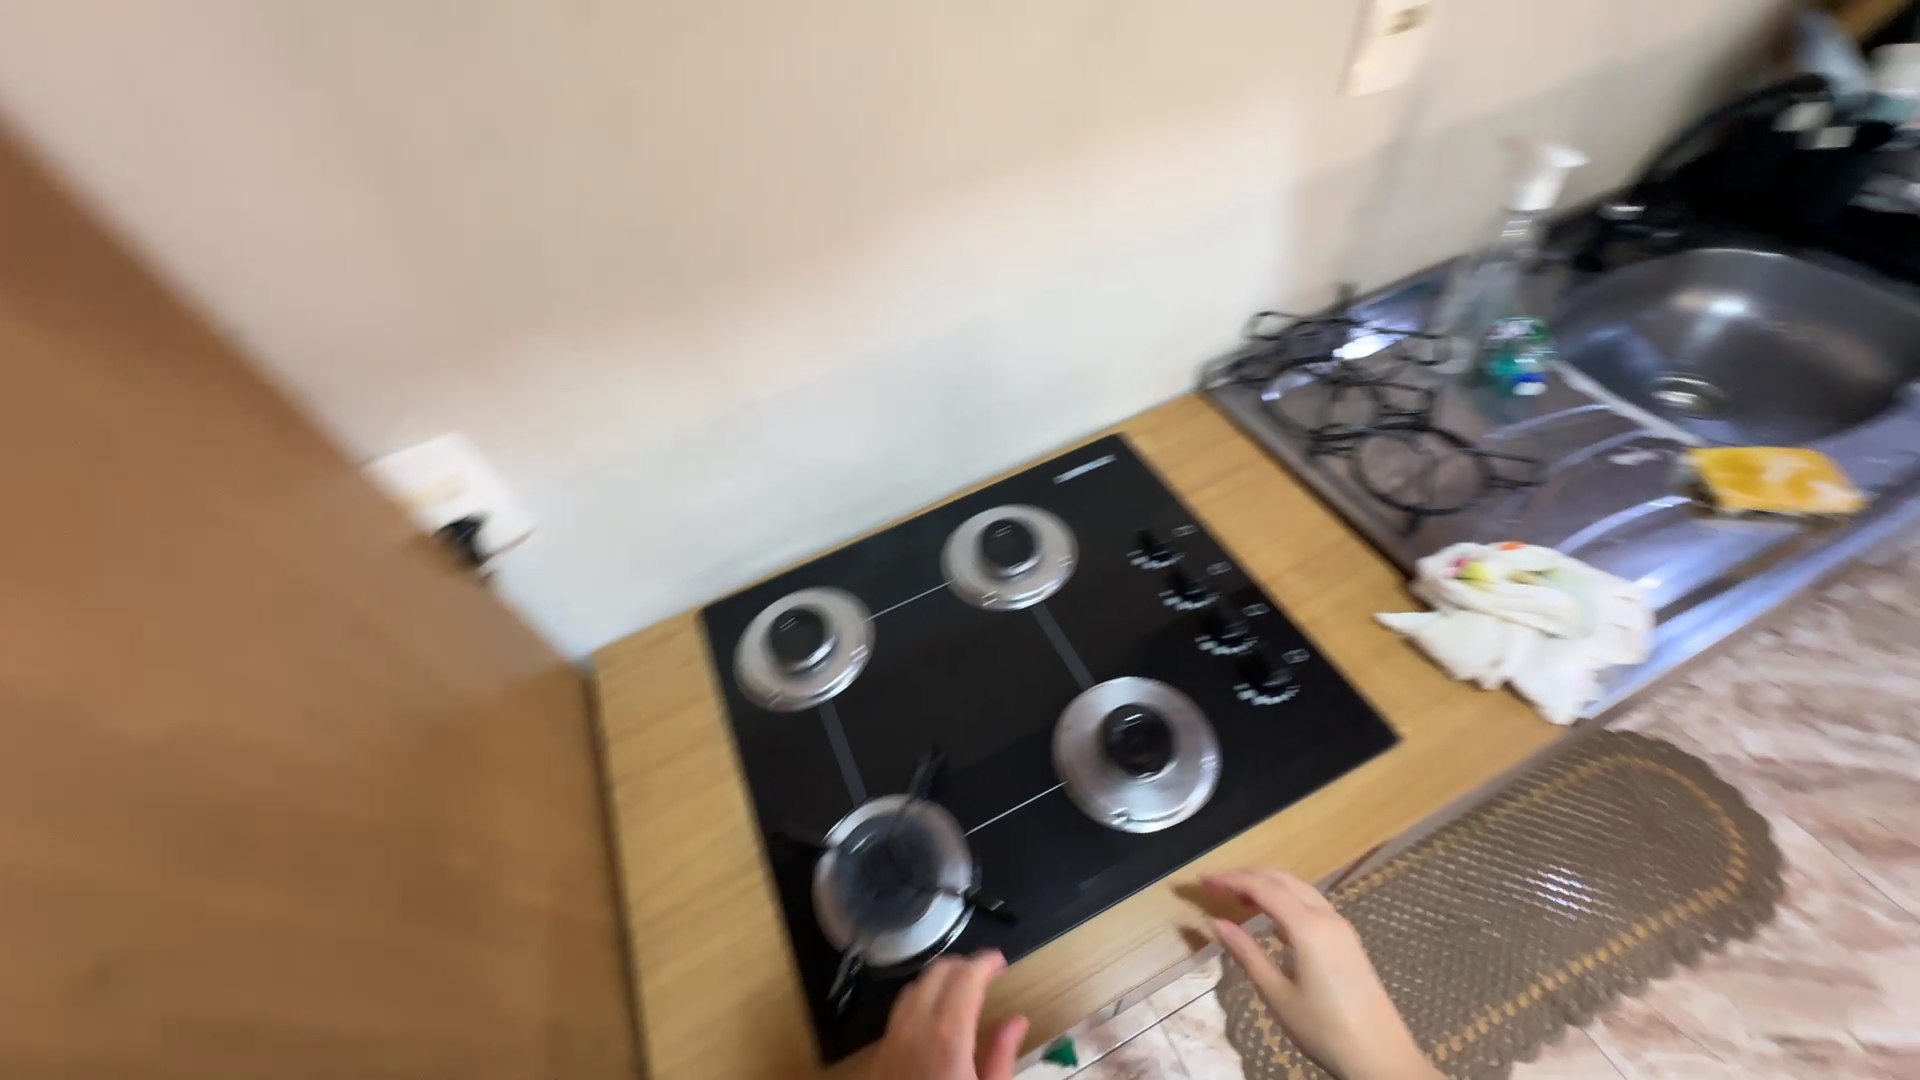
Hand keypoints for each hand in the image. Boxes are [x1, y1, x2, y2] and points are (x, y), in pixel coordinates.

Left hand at [870, 950, 1029, 1079]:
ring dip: (939, 978)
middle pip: (937, 973)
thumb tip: (1017, 1021)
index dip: (985, 962)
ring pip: (914, 986)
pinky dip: (921, 997)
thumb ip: (1001, 1057)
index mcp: (948, 1037)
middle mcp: (915, 1029)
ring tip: (963, 989)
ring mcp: (893, 1041)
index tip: (1001, 961)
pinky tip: (935, 1016)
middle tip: (986, 973)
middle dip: (963, 965)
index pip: (966, 977)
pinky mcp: (879, 1057)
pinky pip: (900, 1010)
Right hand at [1204, 868, 1440, 1079]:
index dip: (1230, 880)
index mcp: (1307, 927)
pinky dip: (1286, 898)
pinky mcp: (1348, 941)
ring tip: (1239, 896)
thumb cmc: (1326, 1031)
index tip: (1203, 881)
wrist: (1385, 1063)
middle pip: (1281, 879)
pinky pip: (1311, 903)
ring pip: (1299, 888)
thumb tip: (1216, 923)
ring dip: (1267, 884)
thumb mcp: (1278, 995)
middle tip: (1216, 884)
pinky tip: (1272, 919)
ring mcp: (1342, 927)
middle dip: (1246, 875)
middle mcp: (1326, 917)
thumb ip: (1246, 954)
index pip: (1261, 887)